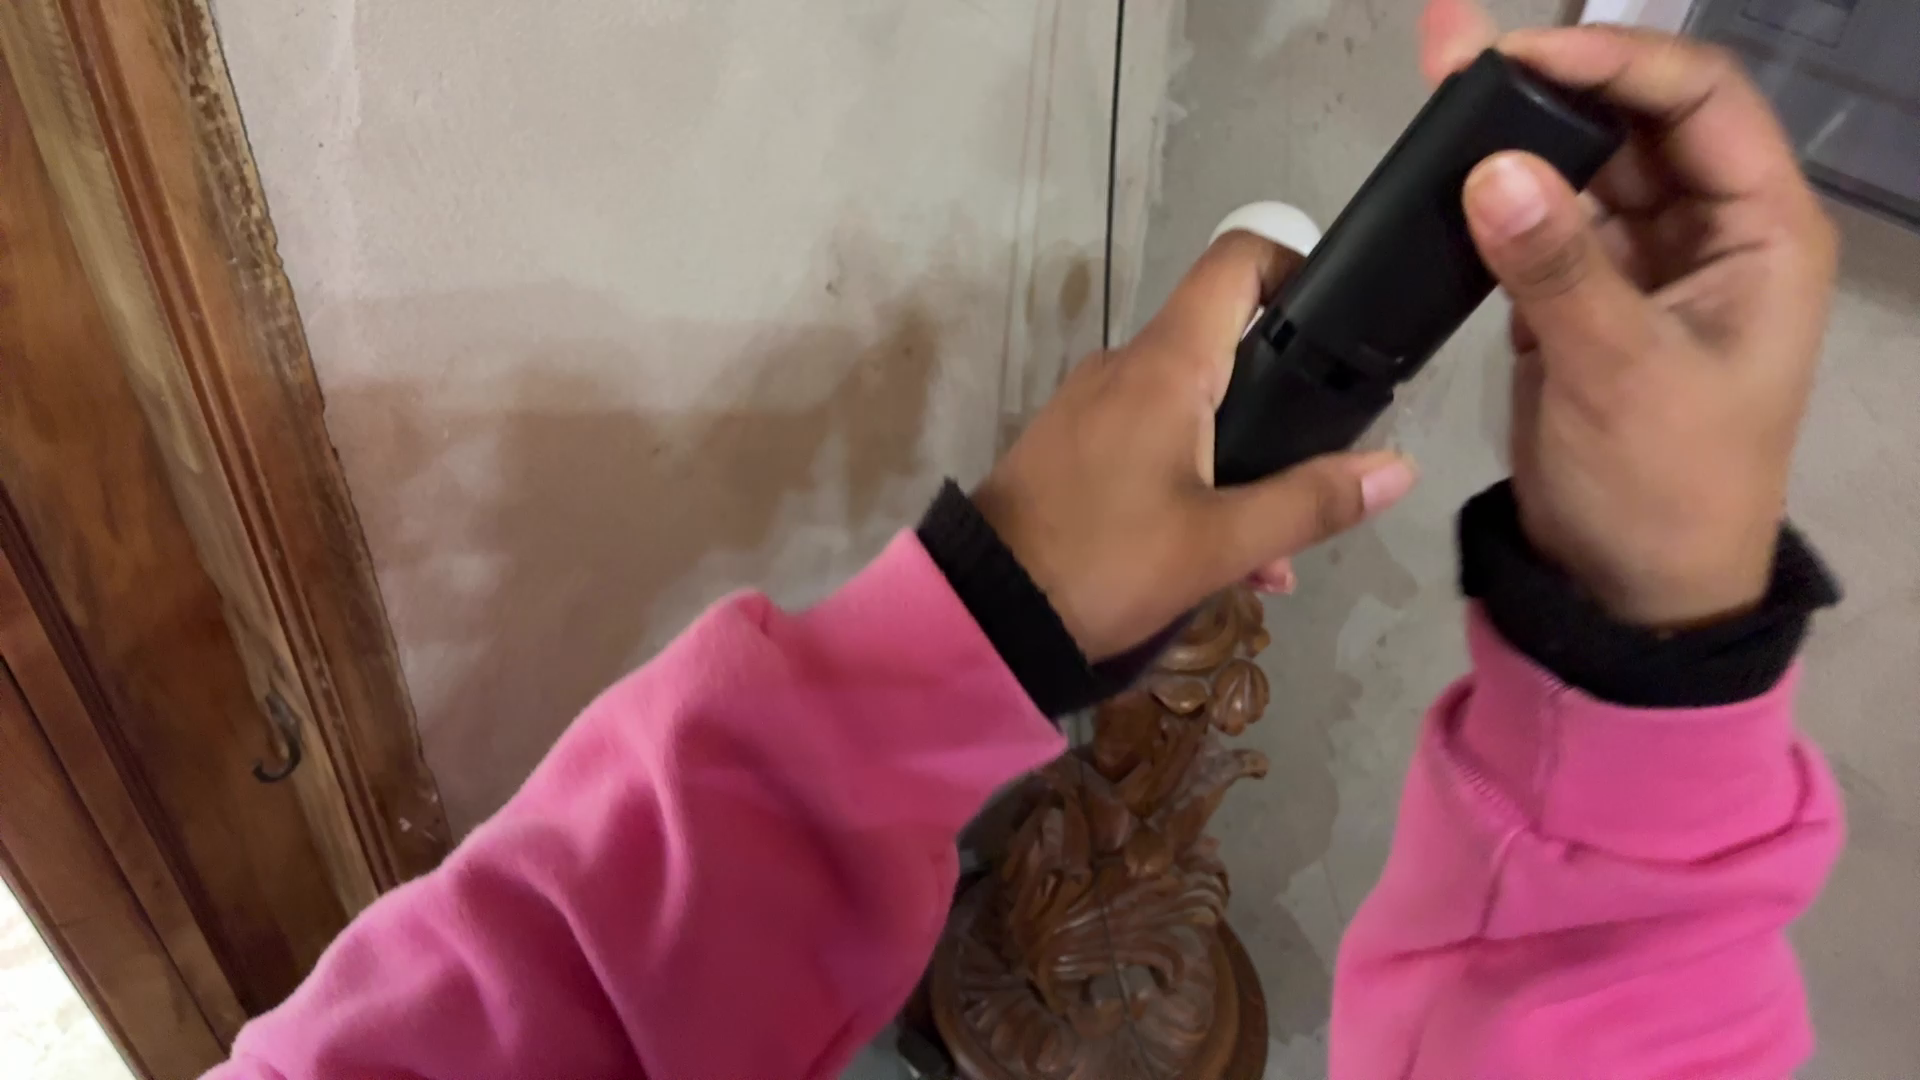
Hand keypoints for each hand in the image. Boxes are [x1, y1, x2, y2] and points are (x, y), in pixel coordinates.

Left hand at [973, 232, 1416, 660]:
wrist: (988, 606)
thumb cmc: (1104, 563)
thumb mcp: (1218, 544)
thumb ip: (1310, 502)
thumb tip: (1398, 469)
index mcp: (1162, 366)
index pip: (1234, 265)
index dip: (1293, 266)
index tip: (1336, 317)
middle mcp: (1121, 369)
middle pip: (1221, 352)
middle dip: (1277, 413)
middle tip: (1313, 481)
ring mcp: (1086, 408)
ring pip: (1183, 413)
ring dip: (1233, 470)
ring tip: (1266, 558)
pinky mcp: (1065, 447)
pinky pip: (1140, 444)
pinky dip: (1182, 482)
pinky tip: (1205, 557)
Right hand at [1422, 0, 1837, 625]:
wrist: (1622, 570)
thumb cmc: (1659, 477)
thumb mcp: (1617, 368)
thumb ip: (1555, 269)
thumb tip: (1486, 173)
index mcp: (1756, 229)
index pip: (1692, 106)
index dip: (1609, 66)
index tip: (1510, 59)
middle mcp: (1695, 235)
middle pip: (1624, 134)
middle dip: (1548, 91)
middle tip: (1453, 57)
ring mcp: (1623, 275)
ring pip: (1568, 188)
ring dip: (1508, 152)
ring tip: (1435, 112)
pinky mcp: (1564, 313)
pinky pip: (1529, 245)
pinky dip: (1487, 221)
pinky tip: (1444, 198)